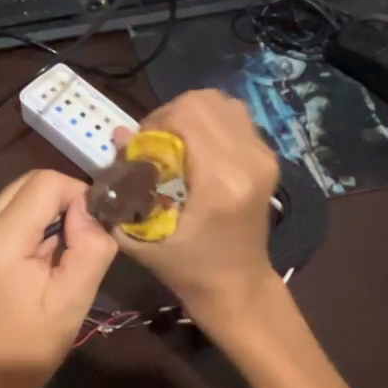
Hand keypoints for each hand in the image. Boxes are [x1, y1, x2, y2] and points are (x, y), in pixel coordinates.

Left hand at [0, 170, 117, 387]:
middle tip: (80, 240)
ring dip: (45, 215)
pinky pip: (5, 217)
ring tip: (59, 255)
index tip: (92, 229)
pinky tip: (38, 261)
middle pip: (28, 184)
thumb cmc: (34, 342)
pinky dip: (28, 227)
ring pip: (16, 198)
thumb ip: (90, 245)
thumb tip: (91, 209)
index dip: (78, 196)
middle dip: (61, 202)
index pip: (45, 182)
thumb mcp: (74, 296)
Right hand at [115, 90, 280, 318]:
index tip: (140, 147)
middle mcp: (249, 160)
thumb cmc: (187, 268)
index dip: (155, 122)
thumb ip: (127, 185)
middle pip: (205, 101)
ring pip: (222, 103)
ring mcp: (264, 156)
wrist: (236, 285)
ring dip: (190, 115)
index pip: (187, 116)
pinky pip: (235, 118)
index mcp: (220, 182)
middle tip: (152, 143)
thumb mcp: (143, 236)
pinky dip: (209, 123)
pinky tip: (194, 149)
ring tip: (172, 142)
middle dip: (170, 115)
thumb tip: (120, 136)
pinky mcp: (268, 157)